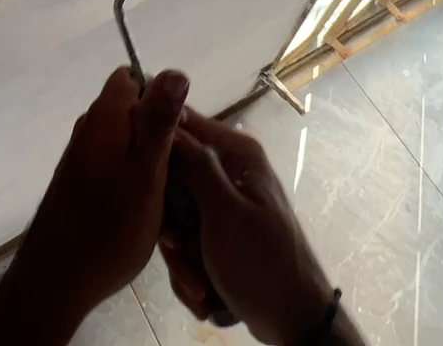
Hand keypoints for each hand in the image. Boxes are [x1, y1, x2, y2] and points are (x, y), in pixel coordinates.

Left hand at [0, 66, 188, 344]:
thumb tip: (176, 70)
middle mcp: (91, 126)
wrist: (57, 279)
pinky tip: (148, 218)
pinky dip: (135, 186)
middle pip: (135, 111)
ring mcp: (83, 155)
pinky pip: (117, 168)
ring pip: (128, 144)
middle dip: (161, 136)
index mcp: (106, 114)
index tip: (181, 134)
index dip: (162, 98)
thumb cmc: (109, 223)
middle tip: (181, 175)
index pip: (136, 77)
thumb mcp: (146, 169)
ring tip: (168, 204)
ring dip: (151, 167)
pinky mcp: (81, 181)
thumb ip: (159, 119)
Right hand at [162, 109, 339, 345]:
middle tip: (179, 250)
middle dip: (173, 224)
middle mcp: (229, 169)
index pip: (182, 126)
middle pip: (174, 178)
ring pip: (177, 214)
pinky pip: (187, 238)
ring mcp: (223, 201)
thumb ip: (196, 165)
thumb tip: (170, 118)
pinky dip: (190, 267)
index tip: (148, 189)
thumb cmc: (262, 264)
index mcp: (236, 153)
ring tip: (197, 285)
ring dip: (181, 255)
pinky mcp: (219, 229)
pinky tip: (203, 291)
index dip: (160, 154)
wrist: (294, 323)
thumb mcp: (225, 213)